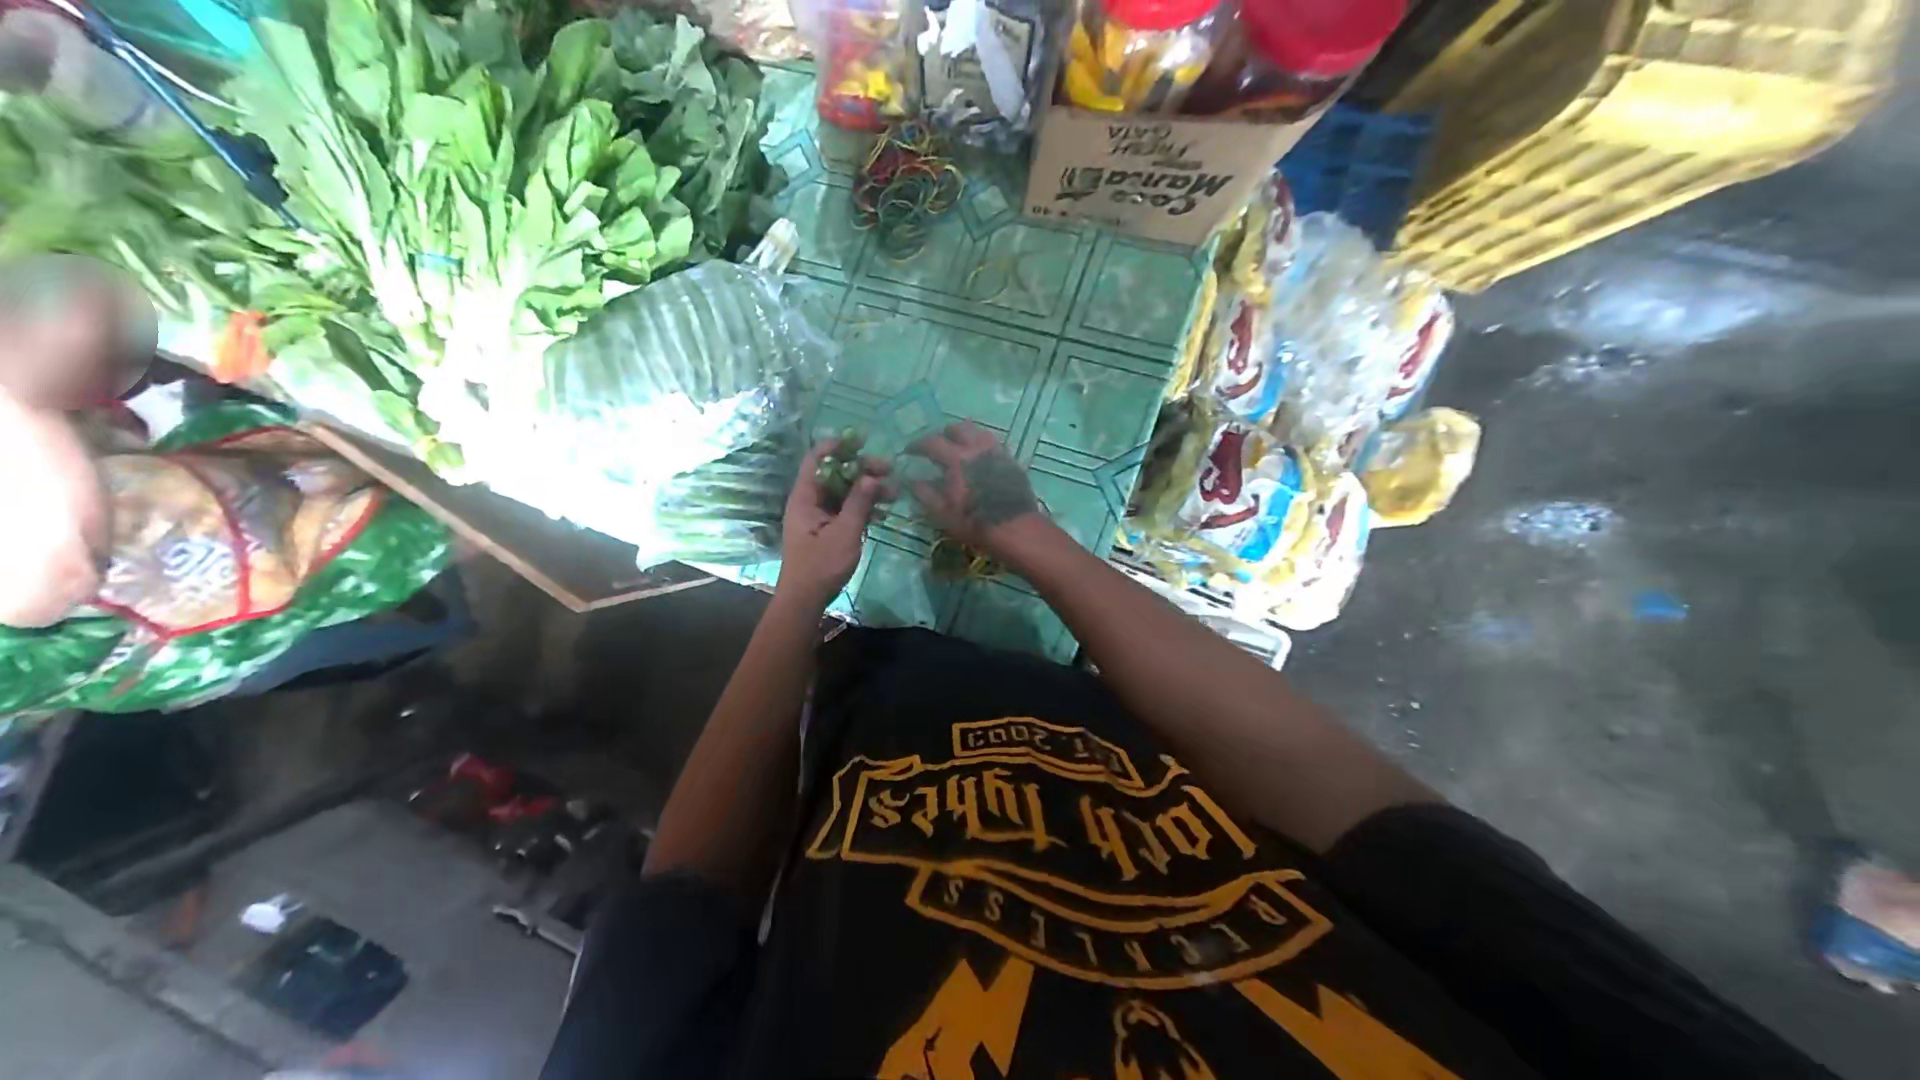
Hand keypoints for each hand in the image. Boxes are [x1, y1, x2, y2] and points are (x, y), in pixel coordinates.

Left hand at [776, 437, 894, 609]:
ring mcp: (817, 518)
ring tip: (893, 492)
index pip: (817, 460)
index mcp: (805, 497)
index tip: (861, 441)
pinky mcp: (826, 532)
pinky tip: (882, 512)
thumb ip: (859, 502)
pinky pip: (845, 510)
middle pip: (835, 475)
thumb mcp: (845, 532)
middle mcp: (809, 502)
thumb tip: (871, 476)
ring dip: (866, 490)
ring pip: (843, 493)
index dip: (837, 446)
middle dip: (861, 470)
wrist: (805, 600)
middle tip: (888, 470)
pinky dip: (862, 507)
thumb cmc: (821, 565)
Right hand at [909, 422, 1043, 554]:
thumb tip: (912, 479)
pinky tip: (978, 459)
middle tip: (936, 449)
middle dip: (942, 435)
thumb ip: (924, 493)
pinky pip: (993, 443)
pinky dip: (980, 445)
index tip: (909, 451)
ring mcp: (996, 451)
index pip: (932, 442)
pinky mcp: (1010, 460)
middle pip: (957, 428)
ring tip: (958, 449)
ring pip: (978, 431)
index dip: (917, 445)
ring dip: (964, 436)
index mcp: (957, 458)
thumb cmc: (974, 522)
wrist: (1015, 528)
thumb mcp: (942, 513)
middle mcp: (977, 448)